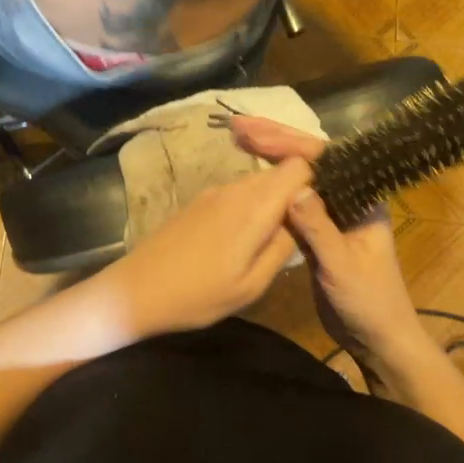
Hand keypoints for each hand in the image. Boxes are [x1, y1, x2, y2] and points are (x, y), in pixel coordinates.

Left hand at [98, 158, 312, 337]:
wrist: (137, 291)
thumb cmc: (198, 295)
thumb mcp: (252, 284)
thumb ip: (283, 247)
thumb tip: (302, 217)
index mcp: (253, 206)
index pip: (298, 166)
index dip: (316, 180)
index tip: (326, 204)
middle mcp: (235, 189)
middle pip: (279, 172)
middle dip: (297, 191)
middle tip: (307, 224)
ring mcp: (214, 192)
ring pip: (258, 183)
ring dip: (273, 202)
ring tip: (278, 235)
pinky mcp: (199, 201)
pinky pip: (238, 193)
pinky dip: (251, 207)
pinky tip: (246, 238)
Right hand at [230, 117, 425, 368]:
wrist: (378, 339)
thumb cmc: (369, 302)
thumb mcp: (342, 266)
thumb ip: (319, 228)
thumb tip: (293, 188)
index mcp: (363, 199)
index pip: (326, 159)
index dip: (290, 142)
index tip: (256, 131)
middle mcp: (349, 198)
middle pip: (310, 162)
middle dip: (276, 141)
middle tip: (239, 126)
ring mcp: (333, 215)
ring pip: (298, 179)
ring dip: (271, 159)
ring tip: (240, 139)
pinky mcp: (319, 233)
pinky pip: (292, 202)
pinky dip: (271, 189)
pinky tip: (251, 179)